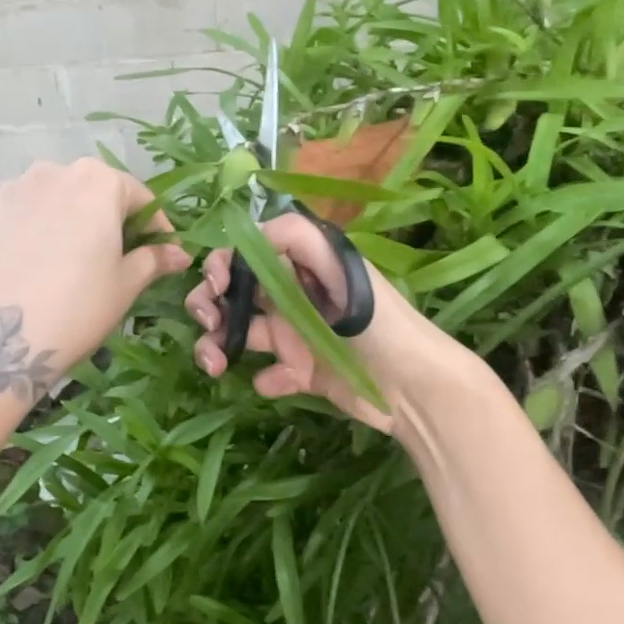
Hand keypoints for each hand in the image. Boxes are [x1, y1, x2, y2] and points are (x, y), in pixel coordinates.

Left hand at [0, 159, 191, 380]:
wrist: (3, 341)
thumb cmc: (78, 308)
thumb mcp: (126, 285)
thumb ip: (154, 259)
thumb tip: (178, 253)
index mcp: (97, 182)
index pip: (137, 196)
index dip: (154, 225)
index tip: (160, 250)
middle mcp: (51, 172)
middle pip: (88, 190)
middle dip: (104, 218)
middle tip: (111, 256)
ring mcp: (8, 191)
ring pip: (46, 200)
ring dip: (61, 221)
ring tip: (64, 261)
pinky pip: (12, 217)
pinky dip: (24, 233)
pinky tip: (26, 266)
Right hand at [183, 213, 483, 437]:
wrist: (416, 390)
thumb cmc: (382, 324)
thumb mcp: (344, 271)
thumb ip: (298, 241)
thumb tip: (248, 233)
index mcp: (304, 267)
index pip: (249, 254)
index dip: (223, 264)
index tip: (217, 285)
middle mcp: (294, 296)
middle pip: (234, 294)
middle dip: (209, 305)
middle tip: (207, 324)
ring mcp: (295, 336)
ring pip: (240, 334)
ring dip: (217, 346)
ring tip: (215, 366)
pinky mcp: (301, 373)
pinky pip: (266, 374)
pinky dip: (265, 379)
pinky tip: (282, 381)